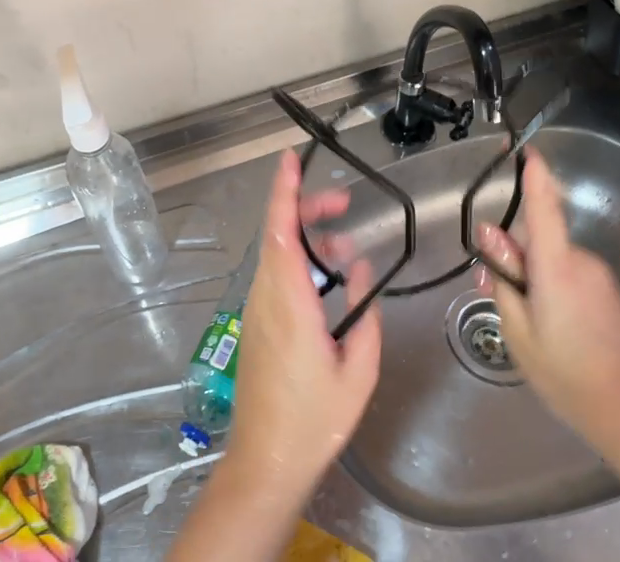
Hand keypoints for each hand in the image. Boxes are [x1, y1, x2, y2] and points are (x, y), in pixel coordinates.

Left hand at [222, 150, 382, 502]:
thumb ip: (363, 313)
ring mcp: (256, 309)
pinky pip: (276, 276)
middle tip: (344, 204)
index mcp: (289, 302)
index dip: (283, 192)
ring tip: (346, 251)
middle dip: (306, 209)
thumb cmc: (314, 418)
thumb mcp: (358, 369)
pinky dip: (300, 263)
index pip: (279, 232)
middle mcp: (265, 297)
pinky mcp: (256, 323)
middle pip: (278, 235)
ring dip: (307, 240)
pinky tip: (328, 281)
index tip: (290, 160)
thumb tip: (356, 269)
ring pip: (277, 255)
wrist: (267, 458)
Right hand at [476, 147, 619, 453]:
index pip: (544, 208)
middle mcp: (582, 262)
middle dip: (511, 256)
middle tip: (490, 291)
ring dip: (530, 279)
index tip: (527, 148)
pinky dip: (549, 290)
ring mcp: (599, 278)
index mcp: (557, 267)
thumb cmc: (566, 376)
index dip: (535, 176)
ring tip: (523, 324)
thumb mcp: (518, 330)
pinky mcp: (608, 295)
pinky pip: (568, 277)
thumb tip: (491, 233)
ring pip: (550, 262)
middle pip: (537, 240)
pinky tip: (548, 330)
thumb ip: (504, 278)